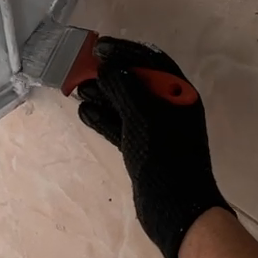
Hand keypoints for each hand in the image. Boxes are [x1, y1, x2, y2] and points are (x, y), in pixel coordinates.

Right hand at [75, 37, 231, 257]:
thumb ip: (123, 86)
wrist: (177, 210)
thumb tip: (107, 67)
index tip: (99, 47)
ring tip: (78, 90)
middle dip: (110, 74)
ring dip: (103, 95)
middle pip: (137, 80)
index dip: (125, 51)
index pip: (151, 60)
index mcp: (179, 92)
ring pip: (126, 103)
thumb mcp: (142, 114)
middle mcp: (169, 106)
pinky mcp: (144, 148)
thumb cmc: (164, 154)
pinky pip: (122, 125)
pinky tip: (84, 113)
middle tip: (83, 68)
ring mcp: (157, 128)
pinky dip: (104, 118)